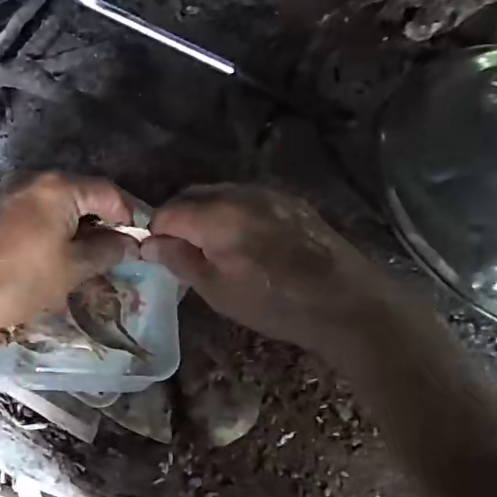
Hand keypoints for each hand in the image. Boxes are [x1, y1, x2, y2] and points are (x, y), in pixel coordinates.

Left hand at [0, 172, 140, 342]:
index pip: (106, 190)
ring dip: (71, 224)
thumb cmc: (18, 280)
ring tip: (80, 255)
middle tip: (111, 250)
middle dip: (99, 218)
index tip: (137, 239)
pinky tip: (46, 254)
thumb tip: (129, 242)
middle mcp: (29, 179)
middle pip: (77, 192)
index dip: (127, 213)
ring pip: (51, 202)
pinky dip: (45, 227)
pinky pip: (28, 211)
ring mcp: (3, 191)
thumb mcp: (72, 269)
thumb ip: (106, 250)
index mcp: (56, 187)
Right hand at [142, 184, 400, 356]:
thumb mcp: (218, 291)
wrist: (345, 301)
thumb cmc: (275, 303)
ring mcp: (268, 193)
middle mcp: (239, 193)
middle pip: (192, 195)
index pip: (168, 212)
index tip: (161, 256)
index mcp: (215, 215)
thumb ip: (180, 261)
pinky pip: (247, 199)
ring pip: (221, 194)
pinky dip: (233, 213)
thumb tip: (150, 244)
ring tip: (213, 248)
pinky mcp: (290, 201)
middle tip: (183, 252)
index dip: (158, 233)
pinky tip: (245, 241)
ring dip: (206, 214)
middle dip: (180, 219)